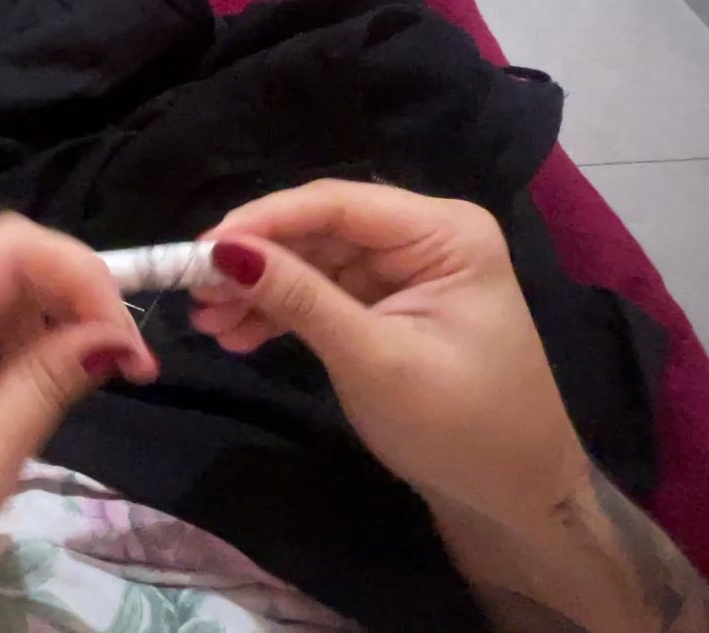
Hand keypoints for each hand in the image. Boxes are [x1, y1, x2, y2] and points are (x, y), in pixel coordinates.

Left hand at [0, 214, 158, 617]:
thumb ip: (44, 386)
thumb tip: (115, 334)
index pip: (10, 247)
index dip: (83, 275)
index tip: (128, 342)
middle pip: (4, 250)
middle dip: (71, 294)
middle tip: (118, 363)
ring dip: (45, 314)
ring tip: (65, 381)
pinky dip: (12, 324)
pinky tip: (21, 374)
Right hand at [194, 180, 591, 530]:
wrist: (513, 504)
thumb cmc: (462, 430)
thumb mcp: (373, 360)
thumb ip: (298, 299)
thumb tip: (221, 251)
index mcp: (442, 232)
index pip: (334, 204)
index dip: (262, 219)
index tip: (201, 248)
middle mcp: (417, 235)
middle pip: (312, 229)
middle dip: (252, 261)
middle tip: (195, 290)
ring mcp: (394, 267)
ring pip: (303, 259)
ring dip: (254, 290)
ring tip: (206, 321)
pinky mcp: (375, 297)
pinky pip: (311, 289)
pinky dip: (273, 311)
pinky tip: (236, 335)